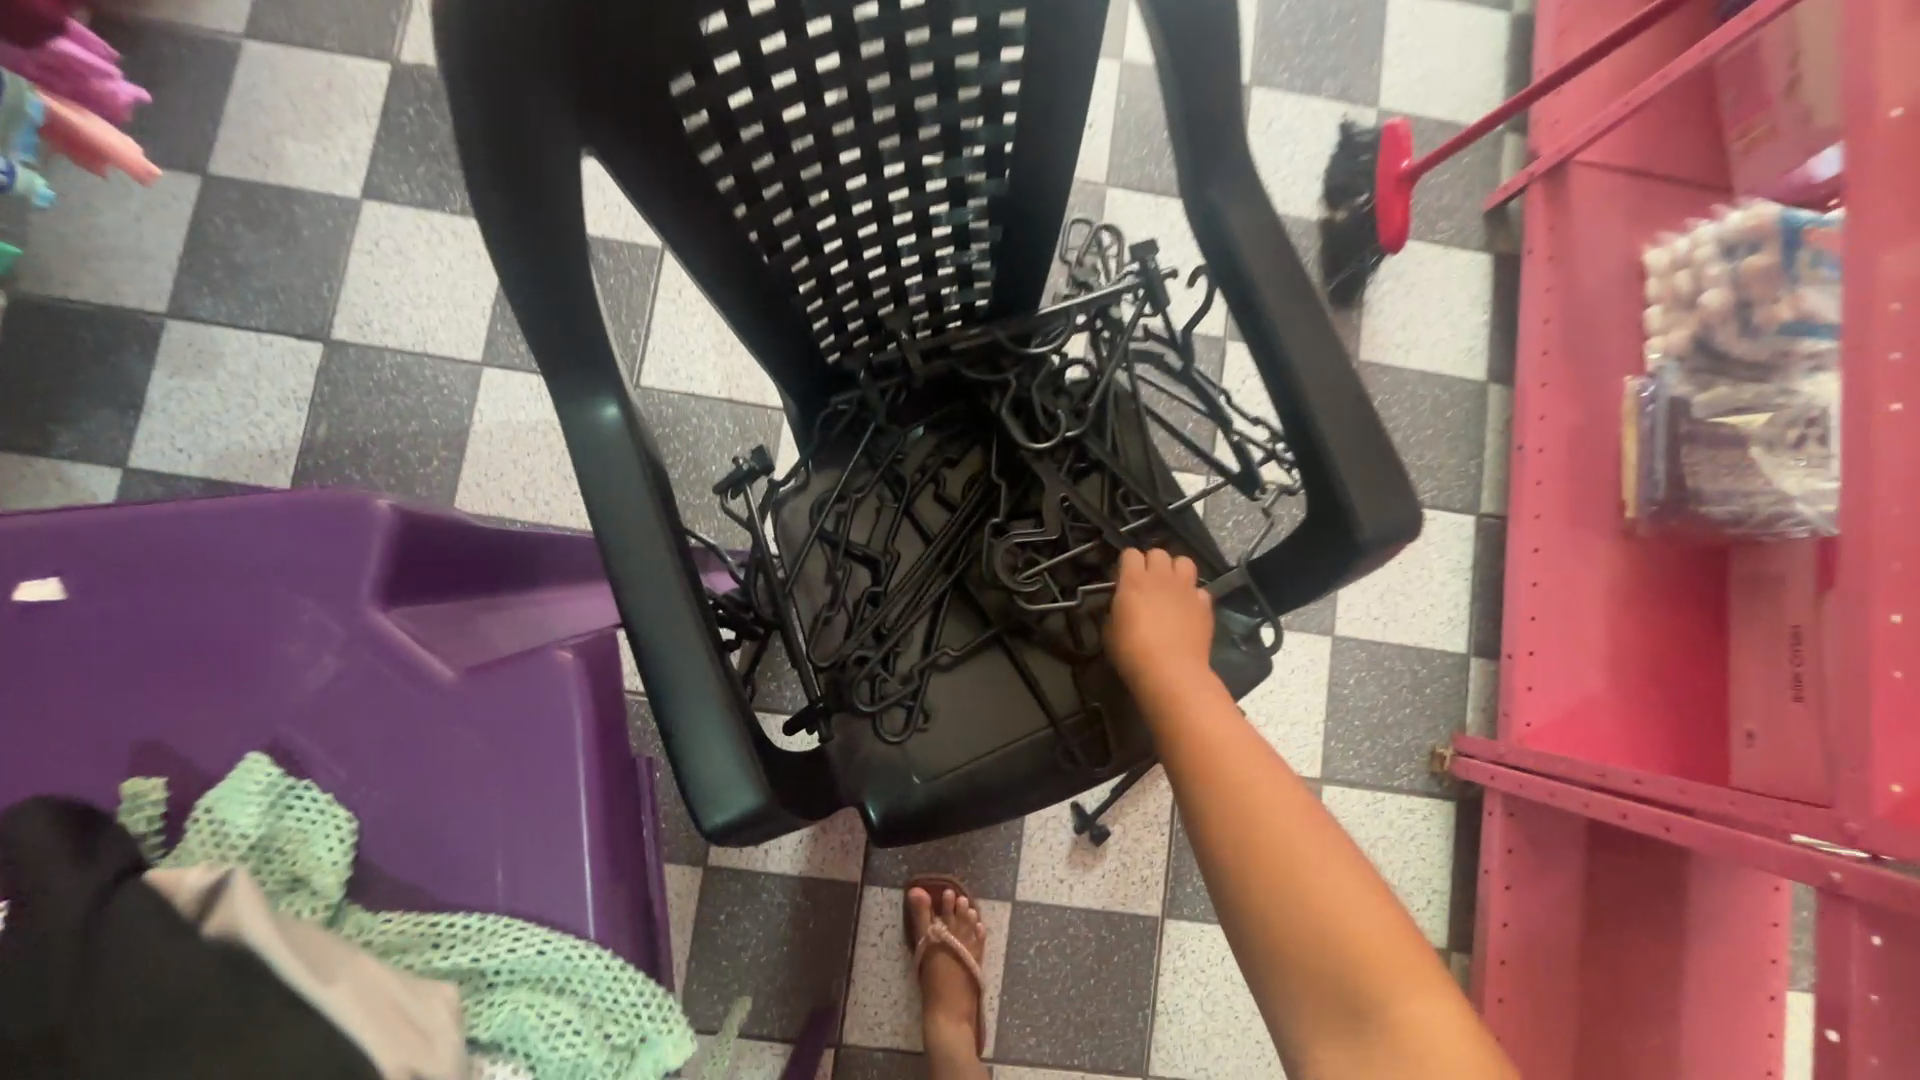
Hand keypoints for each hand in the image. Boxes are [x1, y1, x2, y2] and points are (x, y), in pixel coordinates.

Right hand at [1105, 548, 1213, 693]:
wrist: (1171, 671)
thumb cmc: (1132, 652)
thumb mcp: (1109, 632)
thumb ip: (1115, 610)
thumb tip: (1120, 606)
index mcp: (1134, 580)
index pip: (1130, 553)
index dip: (1126, 563)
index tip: (1123, 578)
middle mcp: (1162, 577)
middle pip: (1159, 553)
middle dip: (1152, 563)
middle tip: (1147, 583)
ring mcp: (1186, 589)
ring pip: (1184, 562)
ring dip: (1176, 571)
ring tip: (1171, 587)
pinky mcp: (1205, 605)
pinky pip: (1200, 590)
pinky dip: (1193, 596)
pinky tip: (1188, 610)